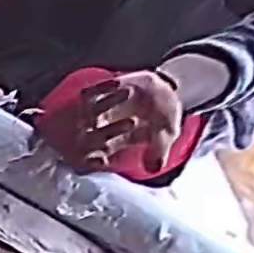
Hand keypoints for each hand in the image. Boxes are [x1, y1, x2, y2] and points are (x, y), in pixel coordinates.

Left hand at [58, 69, 183, 171]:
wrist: (162, 92)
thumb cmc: (159, 119)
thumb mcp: (164, 135)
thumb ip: (157, 151)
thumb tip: (155, 168)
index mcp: (107, 145)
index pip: (91, 158)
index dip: (93, 160)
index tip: (102, 160)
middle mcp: (95, 131)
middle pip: (88, 137)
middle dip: (105, 132)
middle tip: (131, 123)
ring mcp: (94, 112)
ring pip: (89, 113)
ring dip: (106, 104)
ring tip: (129, 93)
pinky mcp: (97, 94)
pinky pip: (90, 93)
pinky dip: (101, 88)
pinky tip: (116, 83)